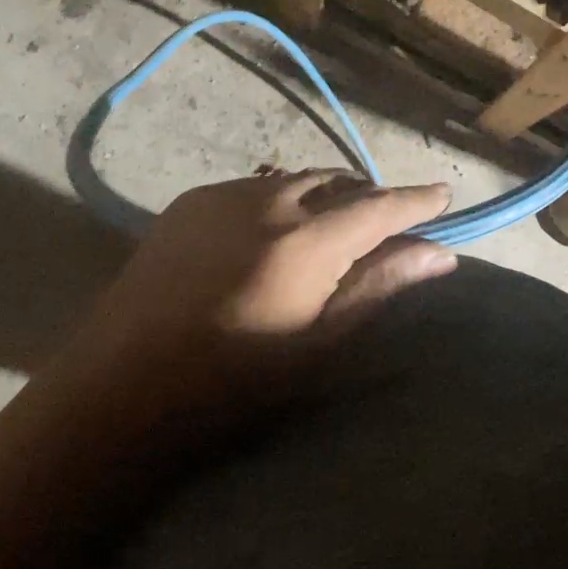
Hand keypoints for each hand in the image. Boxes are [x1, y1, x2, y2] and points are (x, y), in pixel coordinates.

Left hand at [81, 169, 455, 376]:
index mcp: (308, 242)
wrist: (122, 388)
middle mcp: (270, 203)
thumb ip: (377, 287)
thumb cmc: (233, 383)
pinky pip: (254, 186)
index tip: (445, 194)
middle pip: (337, 182)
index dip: (417, 199)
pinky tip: (274, 229)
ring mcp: (223, 196)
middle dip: (368, 197)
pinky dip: (281, 198)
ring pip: (295, 180)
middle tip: (385, 224)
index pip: (380, 206)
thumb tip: (439, 253)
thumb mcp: (319, 345)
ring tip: (333, 222)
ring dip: (324, 194)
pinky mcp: (189, 203)